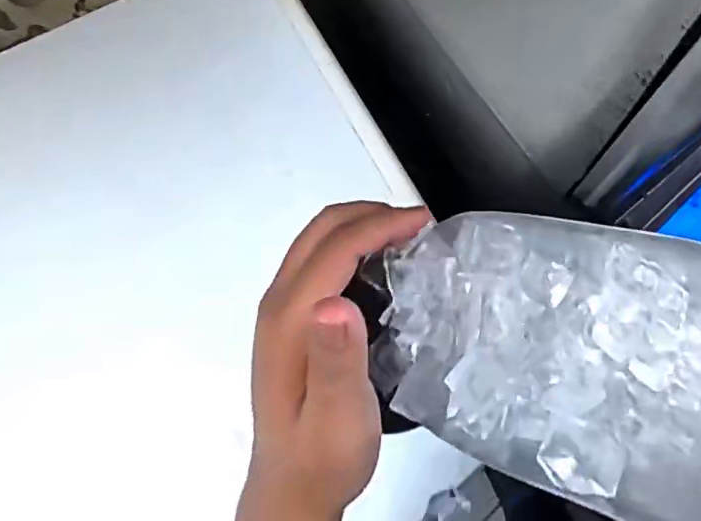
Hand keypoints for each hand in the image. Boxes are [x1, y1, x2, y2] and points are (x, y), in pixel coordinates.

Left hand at [238, 202, 431, 520]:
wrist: (292, 488)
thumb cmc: (321, 456)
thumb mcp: (337, 419)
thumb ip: (335, 362)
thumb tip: (336, 304)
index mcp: (290, 317)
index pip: (337, 246)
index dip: (381, 225)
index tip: (422, 223)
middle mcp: (278, 301)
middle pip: (323, 229)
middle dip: (372, 213)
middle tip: (417, 222)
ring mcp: (280, 306)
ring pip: (319, 237)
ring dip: (362, 223)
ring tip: (404, 233)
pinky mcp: (289, 315)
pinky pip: (319, 255)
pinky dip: (353, 241)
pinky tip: (379, 258)